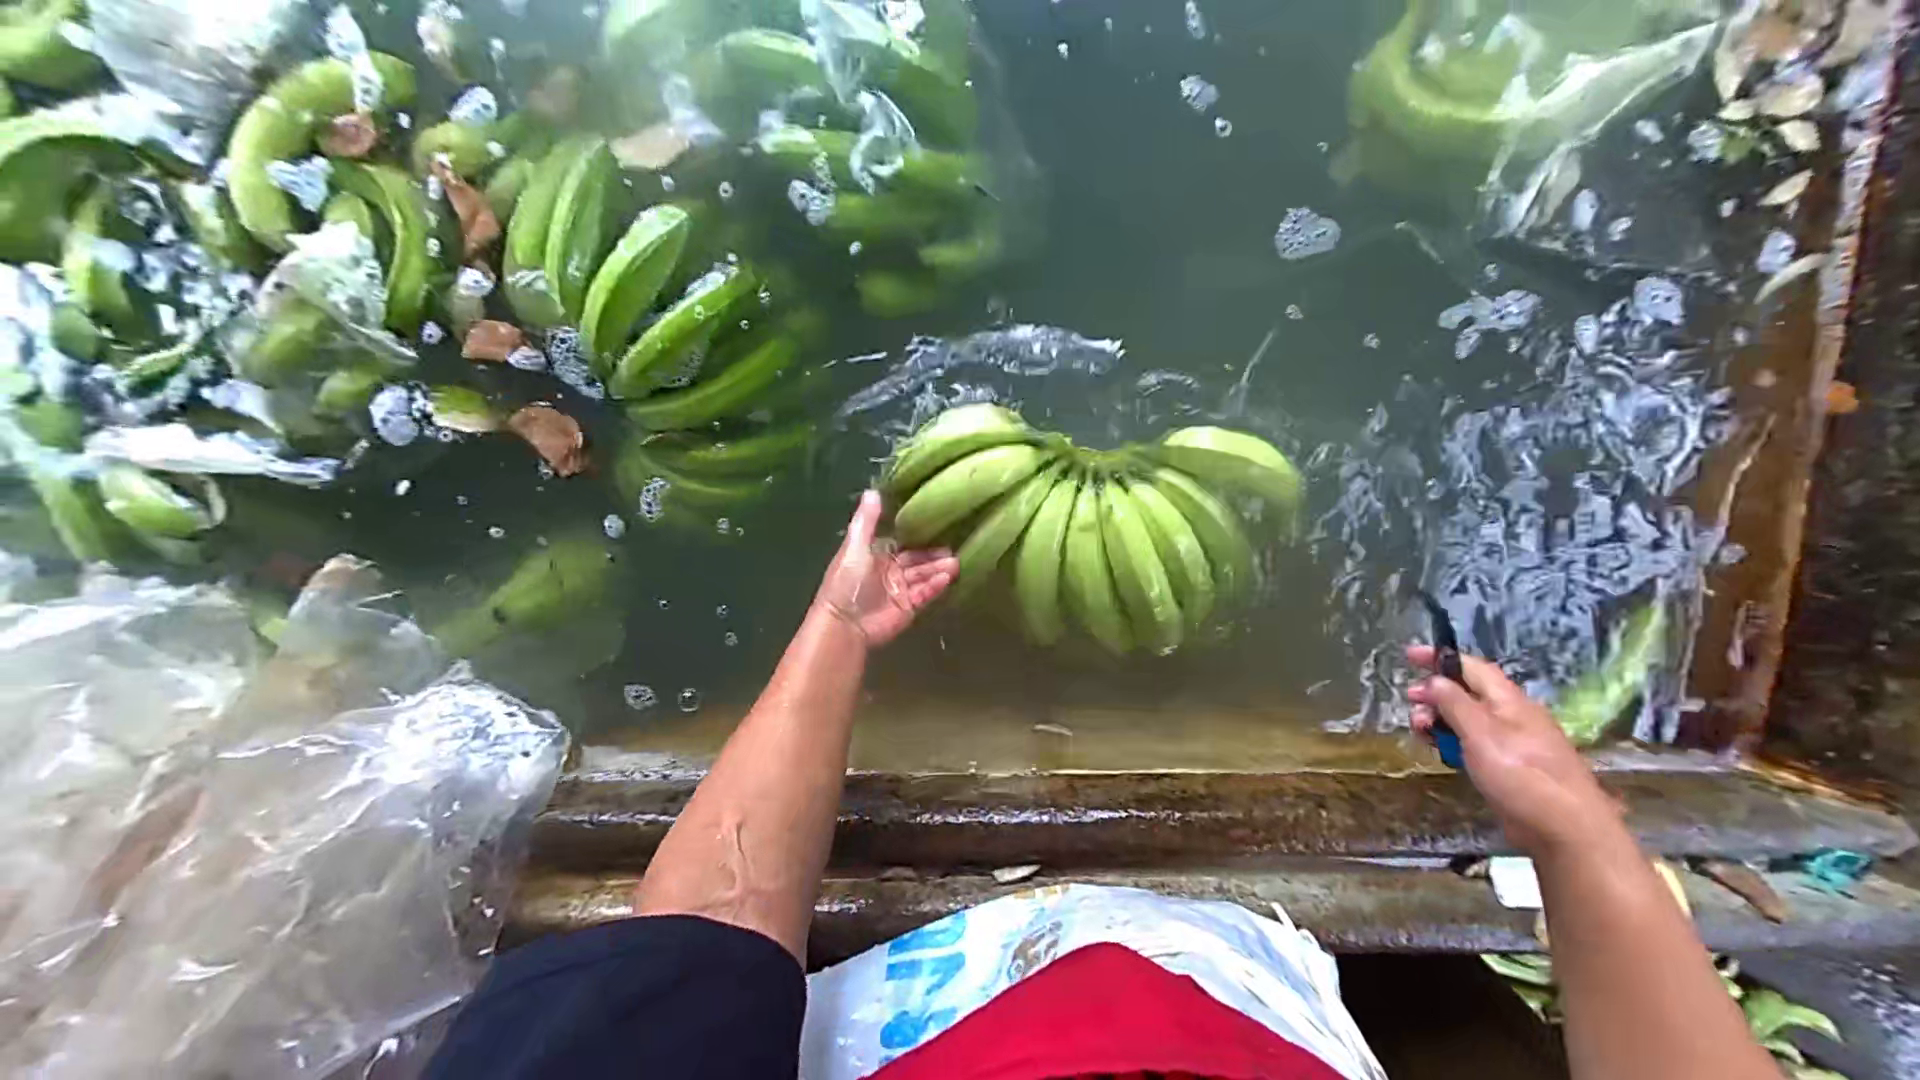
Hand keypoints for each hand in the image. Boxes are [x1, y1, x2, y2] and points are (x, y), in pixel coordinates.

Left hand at [812, 490, 958, 646]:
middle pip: (917, 560)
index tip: (939, 526)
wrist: (844, 623)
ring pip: (924, 576)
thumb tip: (873, 490)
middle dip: (934, 555)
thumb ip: (867, 521)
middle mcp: (889, 571)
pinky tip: (947, 578)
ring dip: (939, 569)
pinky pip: (925, 594)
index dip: (919, 536)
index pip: (903, 542)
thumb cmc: (847, 582)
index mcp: (876, 554)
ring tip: (956, 562)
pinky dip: (936, 586)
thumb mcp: (855, 546)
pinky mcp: (908, 608)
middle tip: (954, 548)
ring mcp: (900, 590)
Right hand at [1406, 645, 1619, 857]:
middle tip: (1410, 702)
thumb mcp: (1481, 735)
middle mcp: (1512, 716)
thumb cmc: (1522, 777)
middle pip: (1467, 692)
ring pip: (1466, 717)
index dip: (1440, 658)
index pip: (1473, 668)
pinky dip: (1452, 738)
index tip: (1409, 655)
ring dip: (1439, 718)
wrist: (1567, 831)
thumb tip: (1433, 680)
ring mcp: (1512, 742)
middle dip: (1434, 692)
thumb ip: (1455, 704)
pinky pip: (1473, 740)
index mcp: (1510, 702)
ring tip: (1421, 732)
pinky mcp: (1508, 765)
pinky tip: (1442, 750)